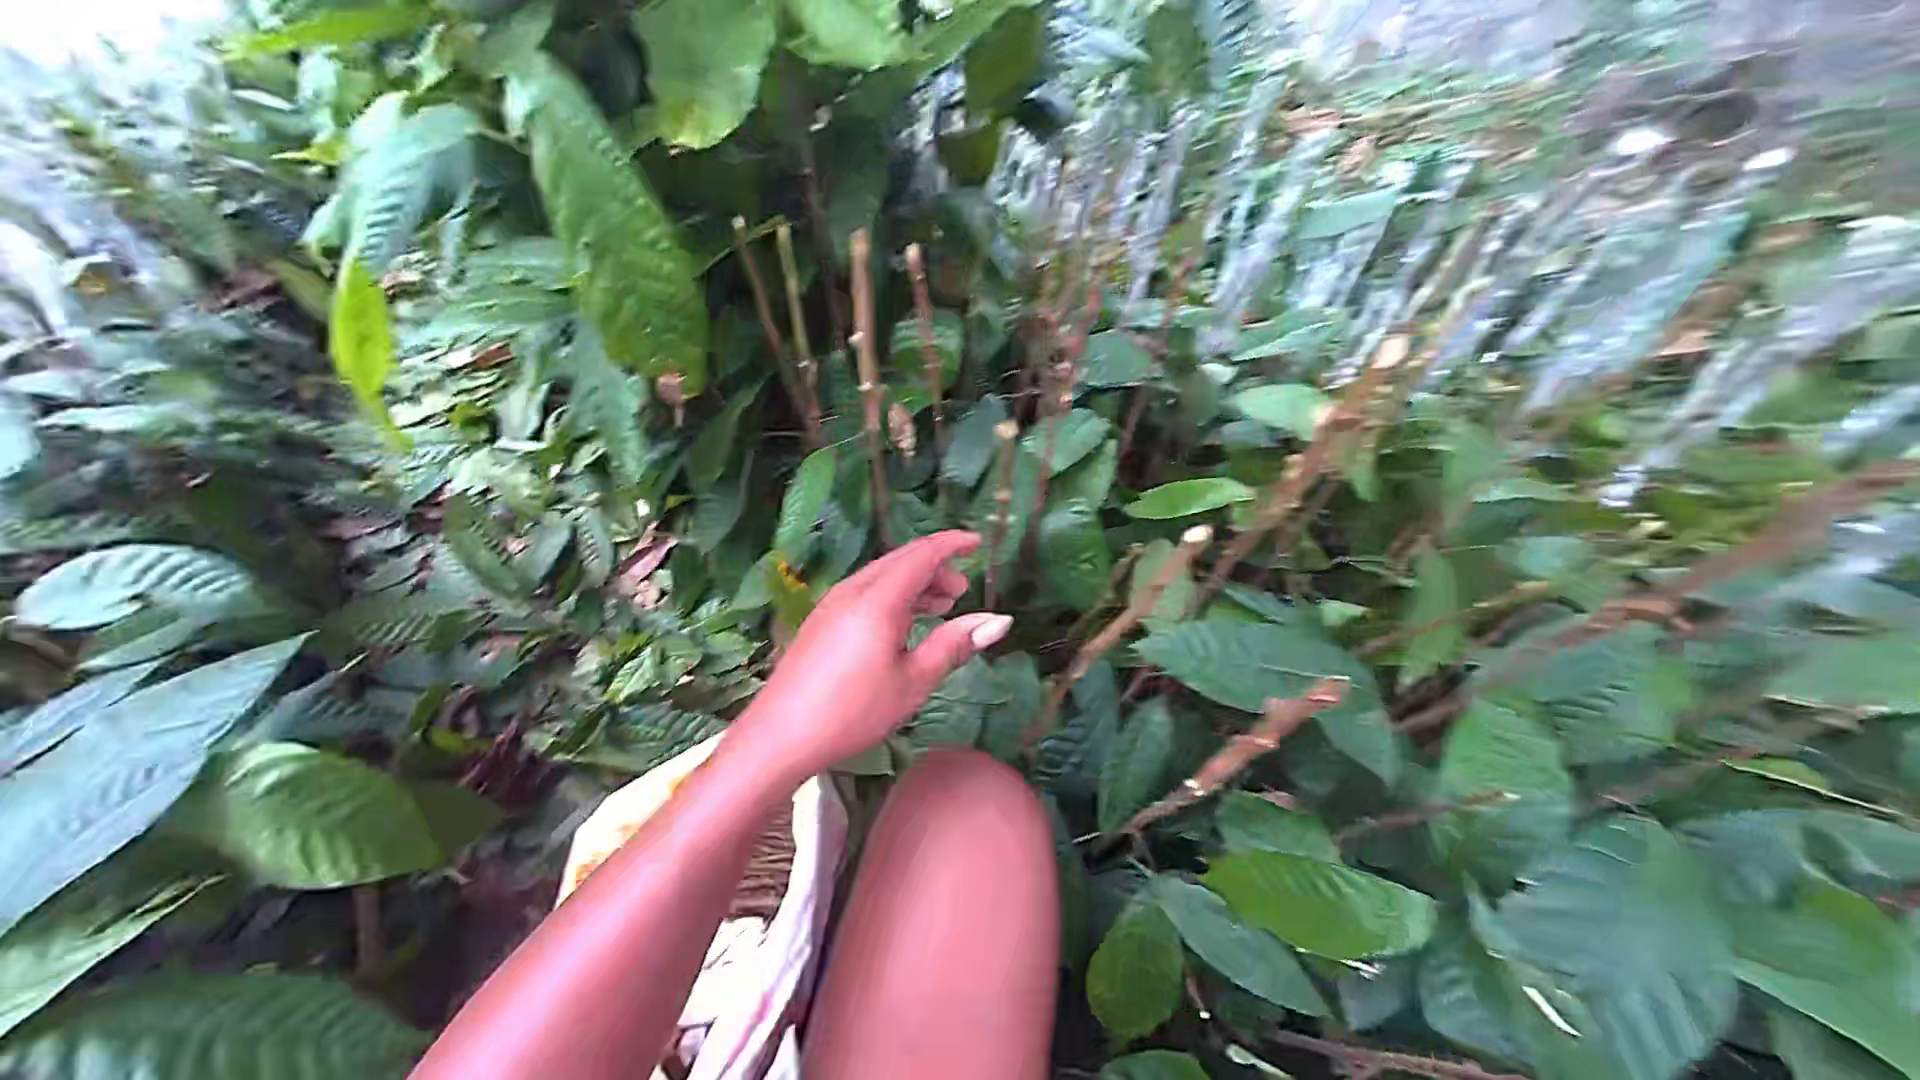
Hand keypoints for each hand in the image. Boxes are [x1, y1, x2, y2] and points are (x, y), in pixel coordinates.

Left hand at [724, 531, 1011, 780]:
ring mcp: (833, 603)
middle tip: (961, 592)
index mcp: (879, 599)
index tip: (978, 543)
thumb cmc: (854, 711)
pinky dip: (894, 595)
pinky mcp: (822, 619)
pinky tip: (903, 623)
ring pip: (883, 575)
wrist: (780, 737)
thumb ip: (954, 644)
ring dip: (915, 582)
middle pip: (902, 560)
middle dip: (936, 567)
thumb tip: (998, 621)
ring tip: (940, 607)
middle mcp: (854, 590)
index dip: (953, 543)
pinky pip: (866, 591)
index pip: (922, 554)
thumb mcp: (914, 681)